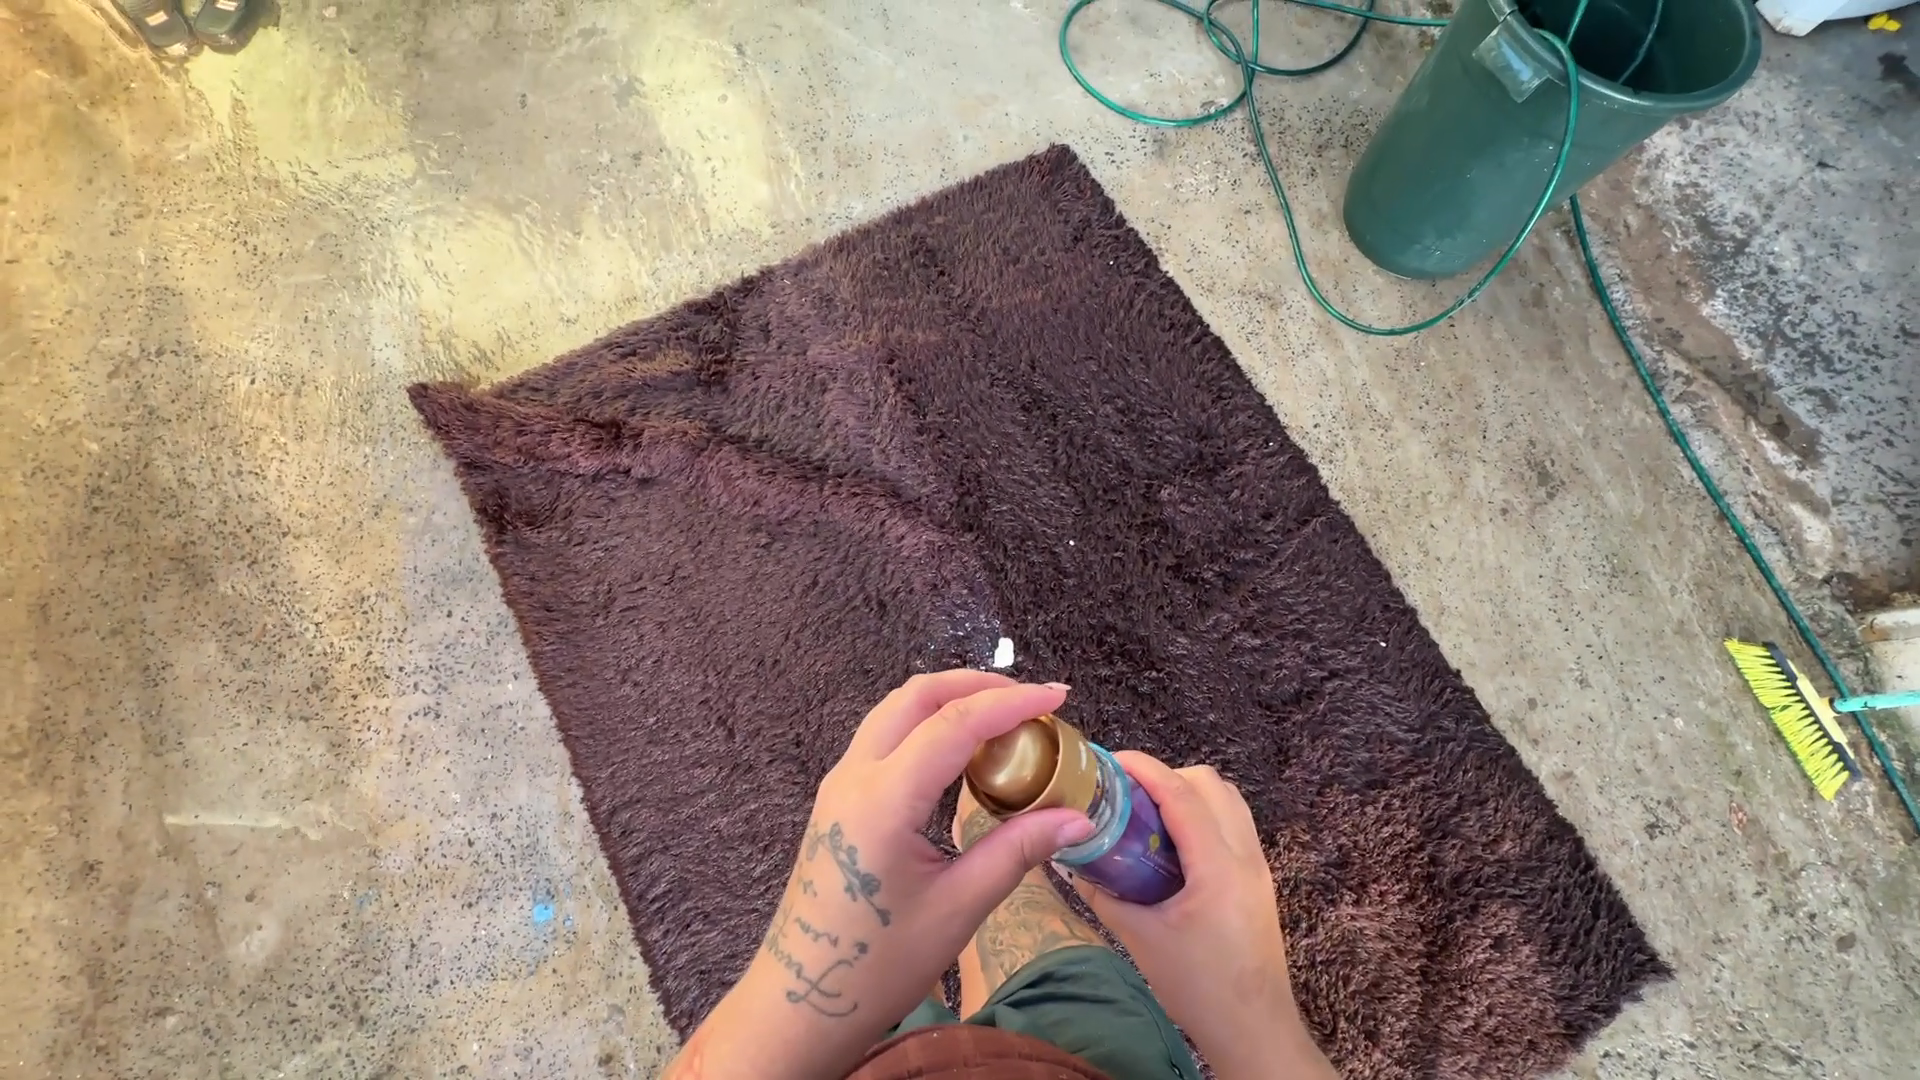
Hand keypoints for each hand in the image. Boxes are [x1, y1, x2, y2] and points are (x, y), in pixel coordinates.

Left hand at [667, 671, 1093, 1079]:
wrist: (800, 1002)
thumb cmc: (878, 964)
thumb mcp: (958, 909)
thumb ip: (1017, 851)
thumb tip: (1078, 819)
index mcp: (882, 800)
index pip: (953, 725)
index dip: (1010, 703)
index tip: (1058, 697)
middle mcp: (854, 775)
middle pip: (917, 695)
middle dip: (978, 685)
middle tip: (1032, 700)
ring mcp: (841, 781)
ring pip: (898, 708)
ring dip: (952, 698)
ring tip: (1005, 715)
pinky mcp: (841, 794)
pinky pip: (887, 733)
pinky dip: (930, 721)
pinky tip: (964, 746)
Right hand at [1072, 752, 1335, 1079]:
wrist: (1256, 1034)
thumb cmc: (1197, 987)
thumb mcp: (1140, 939)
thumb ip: (1103, 894)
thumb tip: (1069, 862)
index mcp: (1217, 867)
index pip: (1181, 794)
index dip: (1144, 768)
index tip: (1110, 760)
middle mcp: (1245, 855)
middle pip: (1209, 782)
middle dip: (1166, 775)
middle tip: (1128, 794)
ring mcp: (1258, 864)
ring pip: (1227, 796)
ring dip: (1188, 790)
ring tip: (1150, 812)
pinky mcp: (1260, 877)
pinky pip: (1233, 819)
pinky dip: (1203, 811)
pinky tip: (1173, 840)